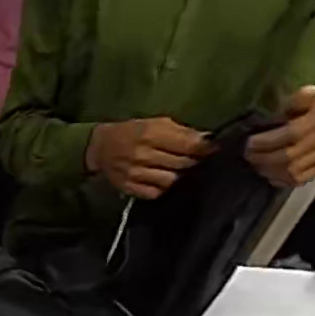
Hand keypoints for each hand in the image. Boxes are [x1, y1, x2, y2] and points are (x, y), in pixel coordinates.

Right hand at [86, 118, 208, 198]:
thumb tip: (206, 139)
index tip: (213, 149)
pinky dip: (163, 188)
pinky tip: (163, 181)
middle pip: (182, 163)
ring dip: (179, 176)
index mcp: (151, 134)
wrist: (101, 148)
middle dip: (193, 161)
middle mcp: (143, 155)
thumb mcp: (155, 123)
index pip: (188, 144)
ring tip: (179, 170)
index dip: (205, 148)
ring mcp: (135, 173)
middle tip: (197, 160)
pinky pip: (155, 193)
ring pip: (170, 180)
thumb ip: (180, 131)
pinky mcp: (129, 187)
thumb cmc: (131, 132)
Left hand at [246, 86, 314, 186]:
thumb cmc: (301, 104)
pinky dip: (278, 178)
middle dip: (262, 157)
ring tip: (255, 162)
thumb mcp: (297, 94)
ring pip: (291, 170)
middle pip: (289, 156)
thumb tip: (275, 112)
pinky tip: (268, 171)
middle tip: (248, 154)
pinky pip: (296, 180)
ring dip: (267, 169)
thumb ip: (288, 99)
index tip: (250, 142)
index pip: (293, 133)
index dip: (267, 141)